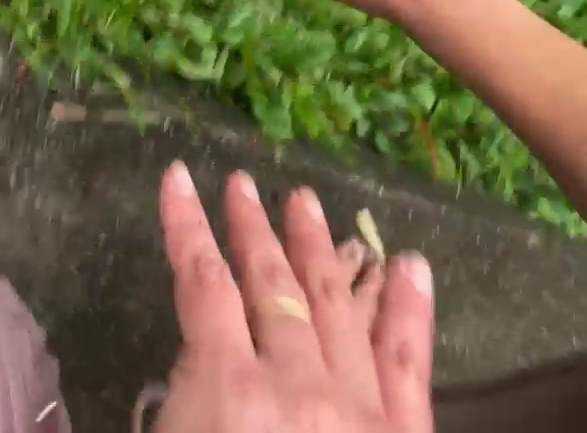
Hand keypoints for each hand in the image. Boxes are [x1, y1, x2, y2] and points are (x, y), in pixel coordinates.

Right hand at [153, 163, 434, 432]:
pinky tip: (410, 265)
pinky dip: (409, 309)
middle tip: (241, 181)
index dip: (184, 223)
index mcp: (229, 388)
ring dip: (317, 247)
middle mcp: (297, 384)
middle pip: (269, 281)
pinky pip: (408, 363)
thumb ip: (178, 403)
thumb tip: (190, 368)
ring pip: (337, 304)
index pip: (200, 280)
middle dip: (250, 226)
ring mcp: (361, 410)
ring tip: (305, 200)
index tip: (176, 177)